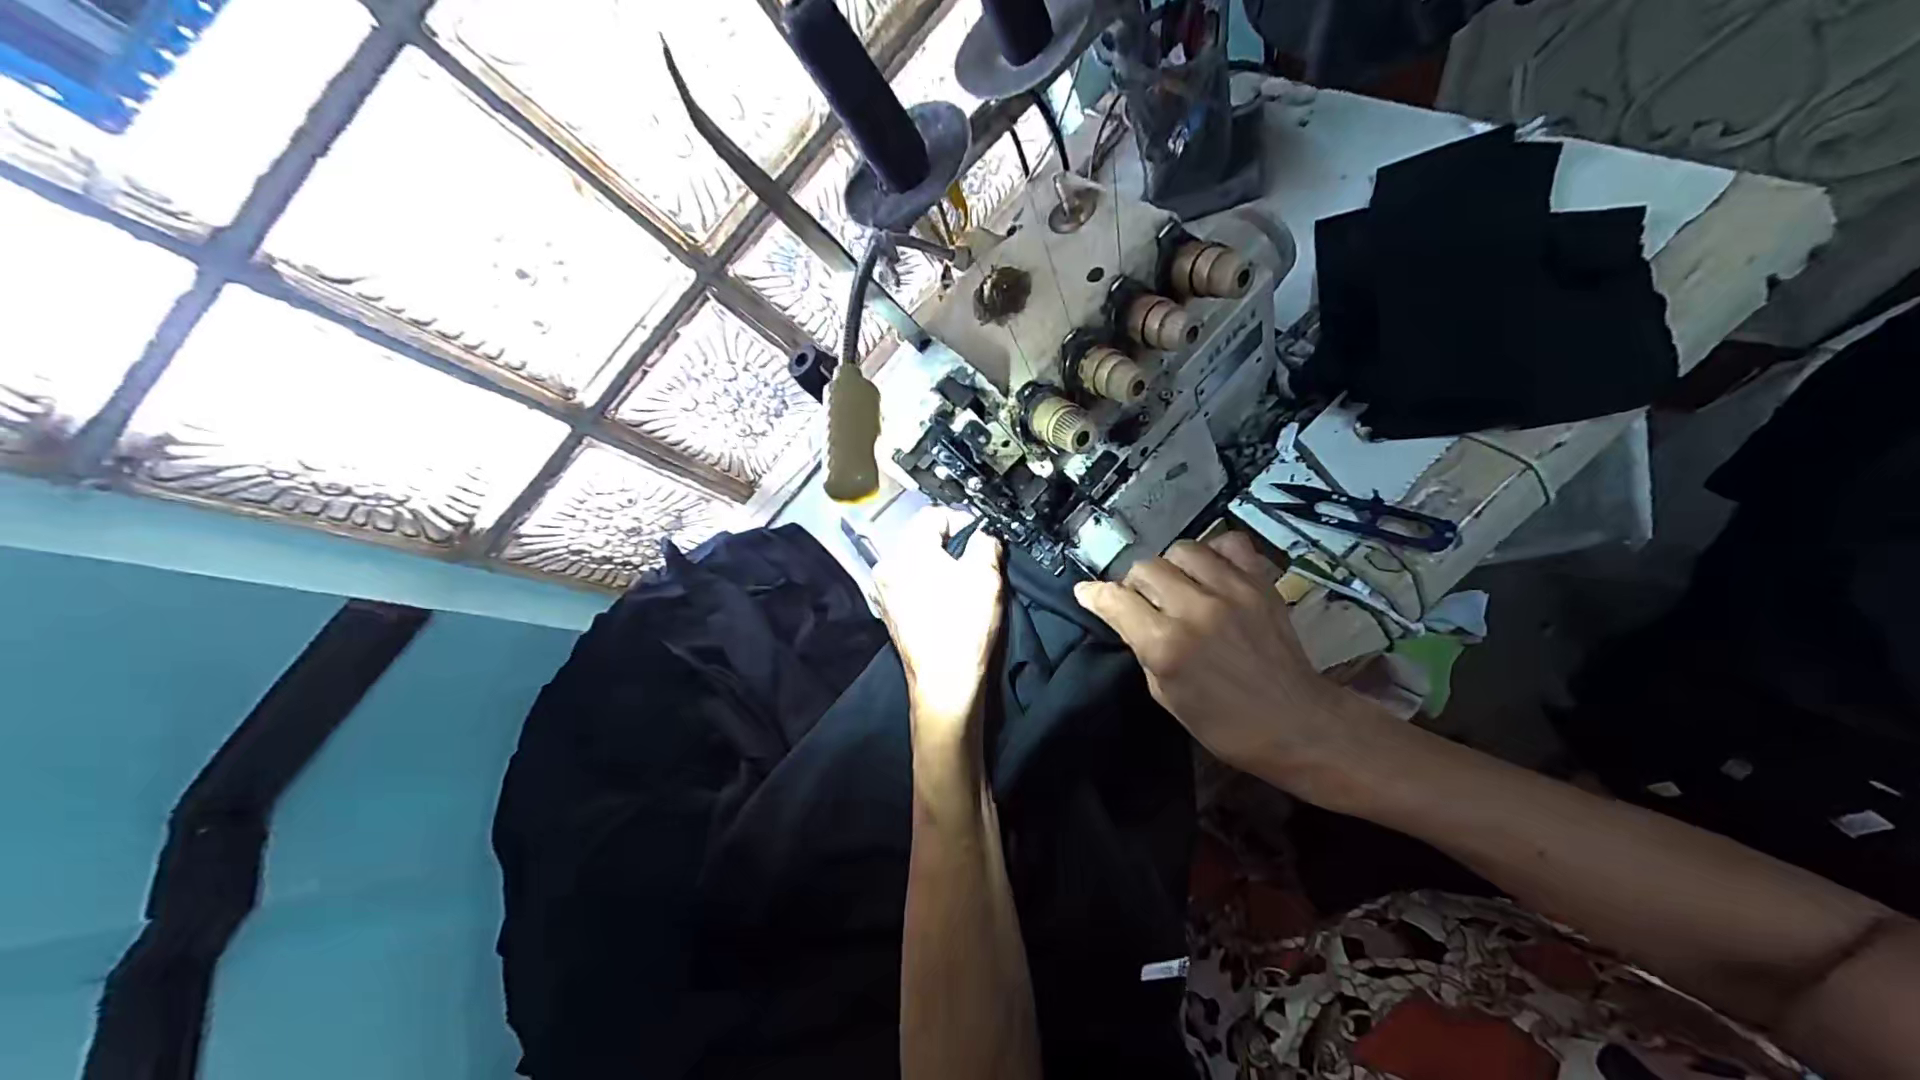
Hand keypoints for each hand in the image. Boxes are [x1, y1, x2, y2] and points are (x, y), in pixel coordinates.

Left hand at [872, 508, 1005, 744]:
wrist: (945, 683)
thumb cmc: (962, 629)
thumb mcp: (987, 575)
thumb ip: (986, 542)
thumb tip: (984, 536)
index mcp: (907, 552)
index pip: (933, 514)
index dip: (962, 520)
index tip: (980, 536)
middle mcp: (888, 568)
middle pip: (922, 539)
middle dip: (951, 545)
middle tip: (977, 562)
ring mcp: (885, 592)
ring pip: (916, 563)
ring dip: (940, 567)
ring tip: (964, 587)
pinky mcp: (889, 613)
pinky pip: (910, 586)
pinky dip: (929, 587)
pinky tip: (949, 604)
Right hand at [1073, 532, 1399, 804]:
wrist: (1296, 723)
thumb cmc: (1224, 724)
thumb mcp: (1165, 695)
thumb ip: (1142, 648)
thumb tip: (1125, 615)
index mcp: (1166, 645)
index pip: (1114, 600)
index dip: (1094, 595)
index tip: (1088, 595)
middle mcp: (1194, 609)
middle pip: (1144, 568)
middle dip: (1135, 586)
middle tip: (1145, 604)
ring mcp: (1232, 591)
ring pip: (1181, 550)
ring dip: (1171, 567)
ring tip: (1178, 586)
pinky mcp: (1260, 583)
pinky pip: (1229, 544)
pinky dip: (1214, 553)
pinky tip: (1212, 572)